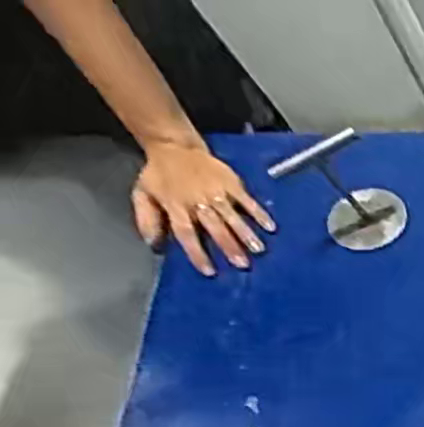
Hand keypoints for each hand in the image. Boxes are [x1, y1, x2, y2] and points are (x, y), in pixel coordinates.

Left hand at [133, 140, 275, 275]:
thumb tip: (153, 244)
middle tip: (242, 264)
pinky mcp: (231, 184)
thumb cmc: (161, 175)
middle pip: (212, 227)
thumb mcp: (143, 193)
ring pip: (231, 216)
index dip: (196, 252)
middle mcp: (195, 201)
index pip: (185, 232)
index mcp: (174, 205)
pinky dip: (258, 213)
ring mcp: (215, 192)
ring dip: (245, 233)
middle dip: (227, 245)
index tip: (210, 271)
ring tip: (259, 249)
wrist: (173, 147)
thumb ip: (148, 218)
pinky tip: (270, 227)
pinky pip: (246, 201)